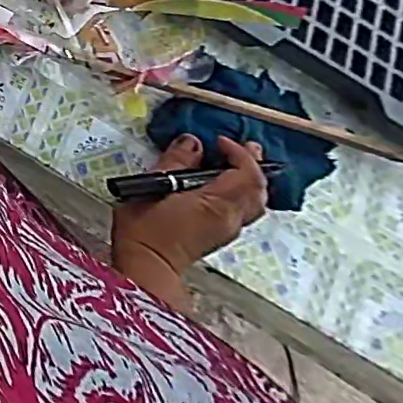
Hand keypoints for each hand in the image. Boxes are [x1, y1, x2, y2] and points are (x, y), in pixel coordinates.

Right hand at [110, 134, 267, 310]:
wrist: (147, 263)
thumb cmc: (144, 226)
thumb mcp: (153, 187)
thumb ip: (175, 162)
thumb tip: (192, 143)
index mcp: (216, 204)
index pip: (246, 175)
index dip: (238, 154)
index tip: (218, 140)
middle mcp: (230, 217)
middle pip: (258, 189)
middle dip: (253, 164)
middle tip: (244, 145)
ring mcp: (228, 228)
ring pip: (254, 201)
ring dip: (249, 179)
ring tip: (237, 162)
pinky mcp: (220, 233)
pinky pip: (243, 209)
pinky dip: (241, 191)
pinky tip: (225, 184)